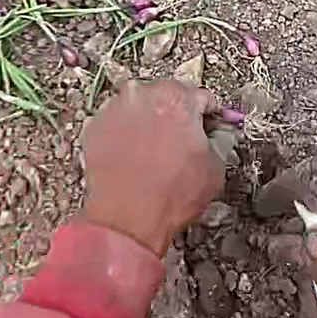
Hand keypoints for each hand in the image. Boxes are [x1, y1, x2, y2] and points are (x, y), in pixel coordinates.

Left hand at [80, 80, 222, 255]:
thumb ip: (222, 138)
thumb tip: (220, 132)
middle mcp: (142, 95)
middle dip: (178, 114)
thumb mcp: (216, 165)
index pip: (203, 97)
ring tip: (158, 150)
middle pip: (168, 96)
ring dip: (152, 121)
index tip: (212, 126)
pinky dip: (128, 133)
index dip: (211, 115)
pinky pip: (119, 122)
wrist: (127, 222)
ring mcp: (114, 110)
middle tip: (185, 140)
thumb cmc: (171, 194)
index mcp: (176, 98)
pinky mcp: (94, 128)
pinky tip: (137, 155)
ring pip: (141, 106)